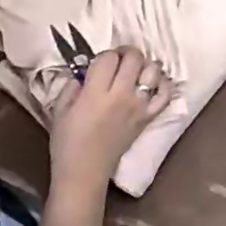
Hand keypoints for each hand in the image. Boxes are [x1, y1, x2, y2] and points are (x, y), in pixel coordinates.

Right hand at [47, 47, 173, 193]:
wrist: (85, 173)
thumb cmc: (67, 143)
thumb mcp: (60, 110)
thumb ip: (72, 86)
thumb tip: (84, 73)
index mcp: (96, 93)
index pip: (108, 58)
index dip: (103, 56)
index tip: (98, 64)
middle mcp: (121, 96)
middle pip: (134, 58)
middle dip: (125, 53)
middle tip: (118, 60)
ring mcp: (139, 106)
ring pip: (152, 71)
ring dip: (144, 65)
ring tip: (134, 70)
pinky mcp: (148, 118)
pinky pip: (165, 95)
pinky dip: (163, 84)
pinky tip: (153, 82)